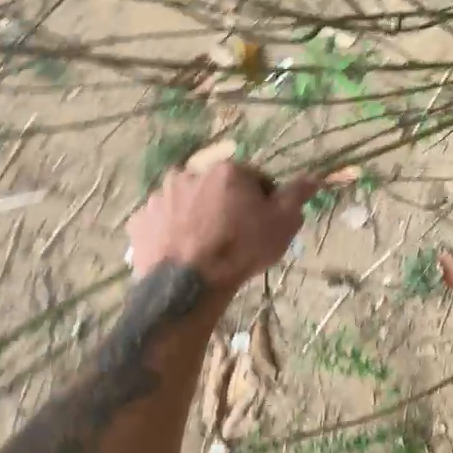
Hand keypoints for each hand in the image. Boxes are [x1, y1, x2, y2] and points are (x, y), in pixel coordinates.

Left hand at [127, 162, 316, 295]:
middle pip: (220, 187)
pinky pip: (166, 219)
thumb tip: (313, 178)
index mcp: (227, 171)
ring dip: (202, 214)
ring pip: (190, 201)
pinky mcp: (139, 220)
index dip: (265, 200)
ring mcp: (158, 197)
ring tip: (213, 242)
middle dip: (230, 203)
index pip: (256, 179)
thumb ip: (298, 194)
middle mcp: (188, 175)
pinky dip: (177, 228)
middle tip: (240, 231)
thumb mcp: (285, 220)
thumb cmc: (245, 245)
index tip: (266, 221)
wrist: (190, 281)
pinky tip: (189, 248)